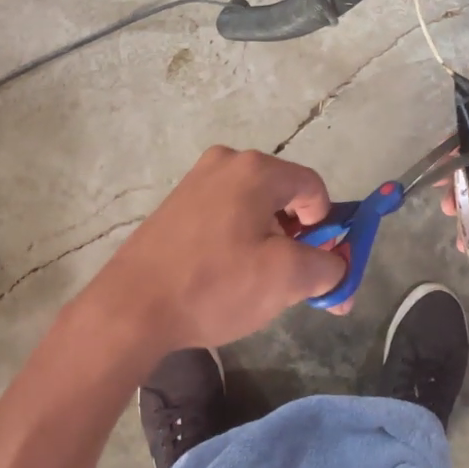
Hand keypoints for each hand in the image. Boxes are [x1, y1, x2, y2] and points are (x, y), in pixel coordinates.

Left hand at [80, 146, 347, 352]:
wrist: (131, 306)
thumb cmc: (214, 285)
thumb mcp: (284, 280)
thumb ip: (326, 268)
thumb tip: (337, 269)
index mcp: (256, 169)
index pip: (314, 188)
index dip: (326, 227)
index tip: (316, 266)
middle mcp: (227, 161)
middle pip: (282, 194)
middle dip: (295, 235)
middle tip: (287, 278)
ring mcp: (197, 179)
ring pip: (253, 205)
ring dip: (265, 238)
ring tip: (251, 281)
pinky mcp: (176, 202)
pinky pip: (224, 212)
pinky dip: (235, 238)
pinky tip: (222, 274)